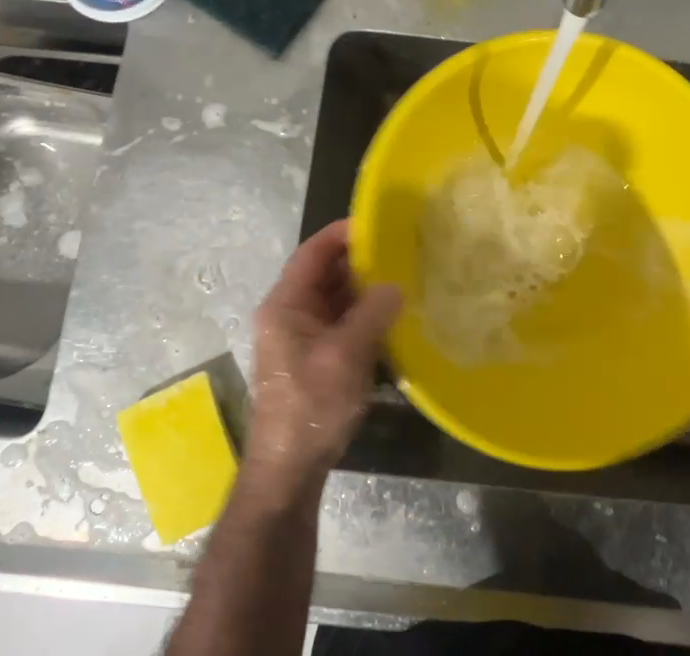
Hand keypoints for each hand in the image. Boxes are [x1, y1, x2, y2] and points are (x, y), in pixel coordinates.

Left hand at [245, 220, 401, 491]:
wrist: (290, 466)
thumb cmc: (311, 406)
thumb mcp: (346, 356)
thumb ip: (372, 314)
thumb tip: (396, 285)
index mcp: (284, 306)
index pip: (312, 253)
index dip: (342, 234)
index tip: (379, 223)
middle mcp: (289, 314)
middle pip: (324, 273)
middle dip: (360, 259)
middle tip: (402, 249)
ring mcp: (302, 337)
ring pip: (334, 298)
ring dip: (364, 287)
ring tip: (404, 275)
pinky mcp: (316, 357)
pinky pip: (341, 322)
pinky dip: (364, 313)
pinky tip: (393, 313)